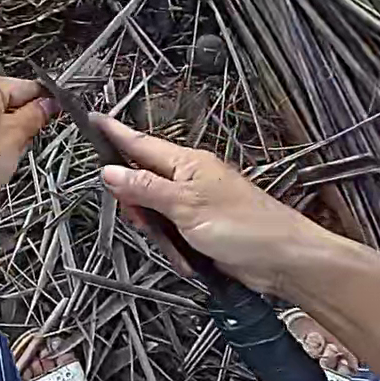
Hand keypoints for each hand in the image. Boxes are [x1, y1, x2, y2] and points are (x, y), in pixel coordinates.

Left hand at [0, 72, 55, 219]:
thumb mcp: (16, 135)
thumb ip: (37, 114)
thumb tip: (49, 104)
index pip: (25, 86)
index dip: (44, 103)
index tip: (56, 114)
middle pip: (10, 102)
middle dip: (22, 123)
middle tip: (21, 143)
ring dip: (8, 137)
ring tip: (0, 156)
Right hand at [95, 114, 333, 297]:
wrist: (284, 259)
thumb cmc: (250, 227)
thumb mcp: (185, 205)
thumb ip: (145, 188)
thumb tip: (112, 172)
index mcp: (187, 163)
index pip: (140, 143)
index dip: (114, 133)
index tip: (94, 121)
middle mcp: (190, 180)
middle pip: (141, 182)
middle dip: (135, 204)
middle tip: (139, 217)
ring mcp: (195, 204)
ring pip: (153, 211)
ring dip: (157, 231)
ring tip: (171, 242)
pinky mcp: (200, 228)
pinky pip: (170, 232)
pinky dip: (173, 246)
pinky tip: (185, 255)